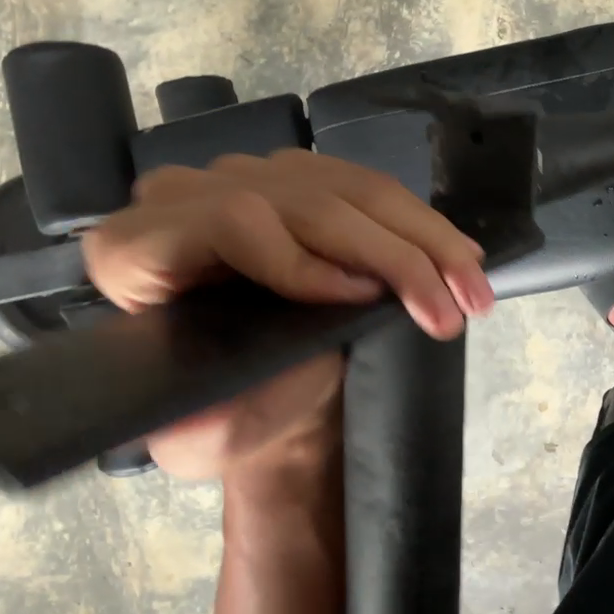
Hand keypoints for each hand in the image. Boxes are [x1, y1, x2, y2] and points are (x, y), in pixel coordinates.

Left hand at [81, 149, 494, 481]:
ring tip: (473, 290)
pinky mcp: (309, 177)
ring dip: (429, 241)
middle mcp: (192, 196)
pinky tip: (464, 259)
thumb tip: (196, 413)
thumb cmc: (234, 408)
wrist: (274, 386)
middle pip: (310, 201)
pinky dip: (428, 227)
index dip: (301, 257)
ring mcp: (256, 176)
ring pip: (358, 190)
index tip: (365, 301)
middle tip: (451, 313)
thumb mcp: (203, 437)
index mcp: (140, 250)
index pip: (229, 223)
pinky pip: (379, 189)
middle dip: (395, 257)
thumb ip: (197, 431)